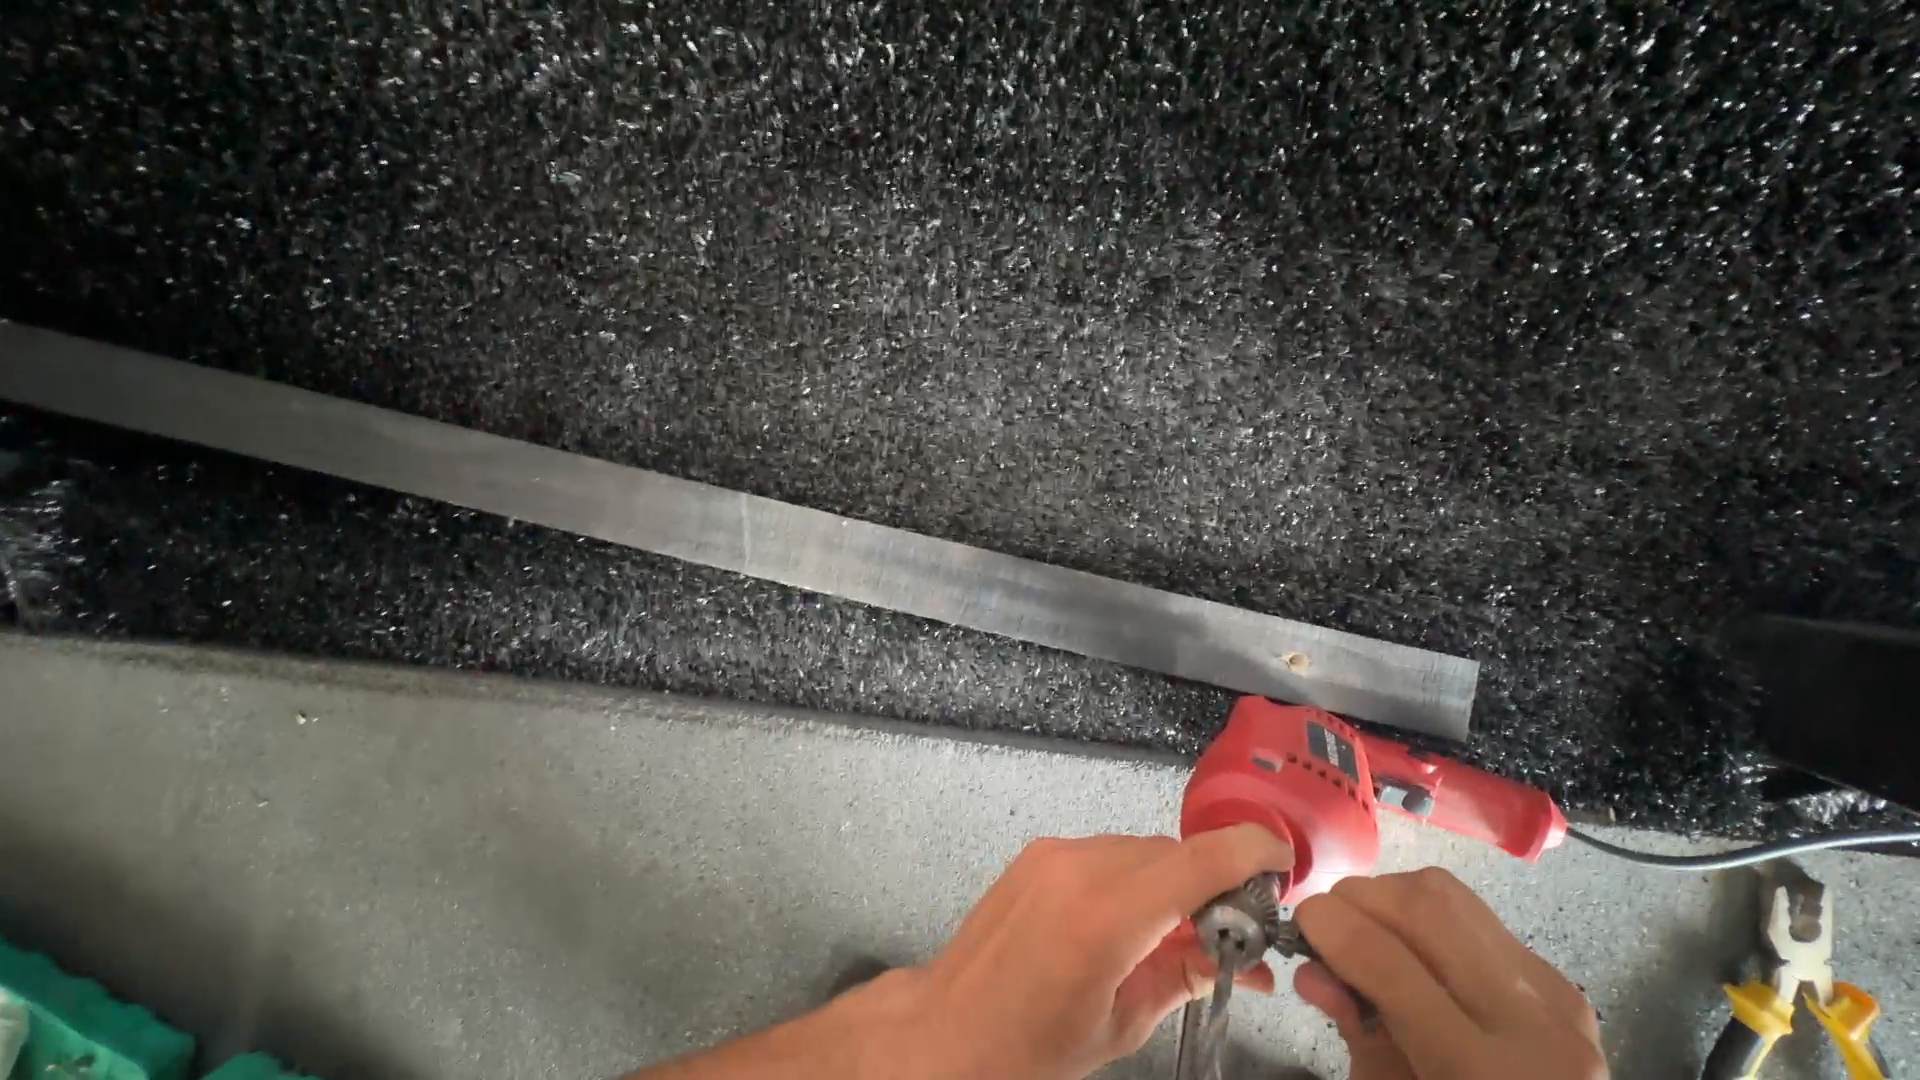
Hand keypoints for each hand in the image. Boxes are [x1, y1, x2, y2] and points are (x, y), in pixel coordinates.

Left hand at [875, 825, 1293, 1079]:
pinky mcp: (1038, 853)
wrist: (950, 1026)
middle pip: (1172, 854)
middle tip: (1235, 928)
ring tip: (1182, 930)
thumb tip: (1233, 956)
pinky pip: (1106, 852)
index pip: (1197, 862)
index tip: (1282, 859)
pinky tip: (1135, 917)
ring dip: (1171, 880)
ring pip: (1140, 849)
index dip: (1248, 852)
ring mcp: (1053, 853)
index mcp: (1107, 915)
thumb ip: (1182, 976)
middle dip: (1211, 882)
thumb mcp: (1122, 1023)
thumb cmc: (1035, 1044)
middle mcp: (1080, 866)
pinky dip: (1133, 876)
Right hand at [1292, 868, 1607, 1079]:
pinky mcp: (1560, 983)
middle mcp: (1534, 1026)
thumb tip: (1310, 969)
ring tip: (1366, 931)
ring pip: (1451, 896)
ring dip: (1389, 898)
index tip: (1298, 922)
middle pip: (1425, 907)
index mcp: (1485, 1074)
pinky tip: (1415, 953)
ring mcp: (1554, 998)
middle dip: (1357, 898)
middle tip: (1326, 923)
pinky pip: (1476, 917)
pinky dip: (1425, 919)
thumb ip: (1353, 1029)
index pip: (1388, 963)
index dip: (1329, 926)